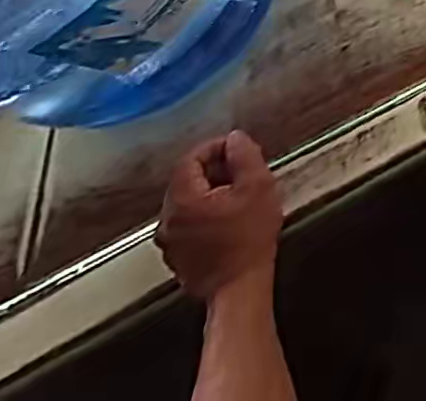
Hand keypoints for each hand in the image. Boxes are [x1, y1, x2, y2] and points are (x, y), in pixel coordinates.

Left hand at [157, 130, 282, 299]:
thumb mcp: (258, 186)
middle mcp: (166, 220)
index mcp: (183, 200)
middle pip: (186, 181)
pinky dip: (207, 212)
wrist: (239, 286)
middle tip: (246, 170)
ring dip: (212, 191)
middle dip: (216, 169)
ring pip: (187, 203)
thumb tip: (235, 138)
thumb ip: (245, 157)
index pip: (189, 160)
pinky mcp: (176, 256)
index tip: (240, 148)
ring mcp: (168, 241)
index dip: (215, 147)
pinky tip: (231, 217)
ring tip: (242, 193)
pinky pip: (188, 222)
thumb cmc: (251, 233)